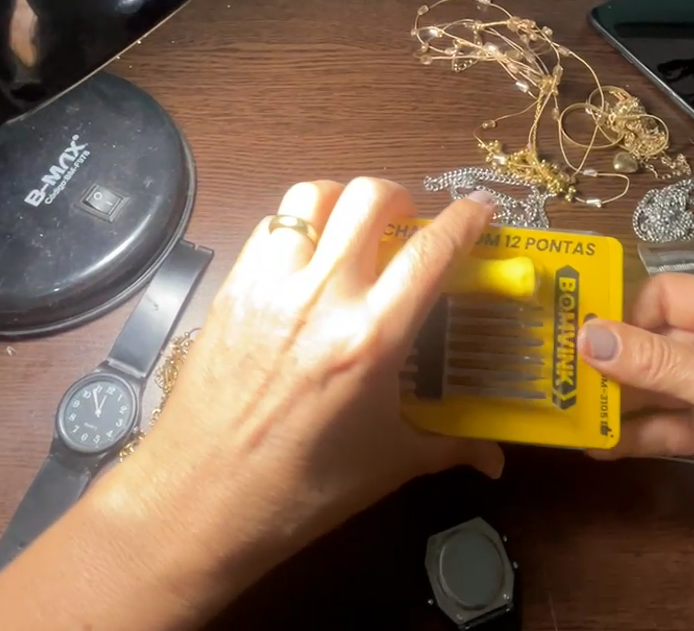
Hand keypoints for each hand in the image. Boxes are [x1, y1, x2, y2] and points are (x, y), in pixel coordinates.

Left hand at [127, 178, 503, 572]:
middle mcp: (322, 294)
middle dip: (399, 195)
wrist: (198, 500)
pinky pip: (270, 225)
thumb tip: (495, 458)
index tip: (481, 205)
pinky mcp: (233, 285)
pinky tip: (304, 257)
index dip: (465, 217)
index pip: (430, 251)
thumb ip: (449, 445)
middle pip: (367, 197)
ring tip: (350, 228)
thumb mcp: (387, 464)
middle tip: (405, 222)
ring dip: (342, 199)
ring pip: (311, 194)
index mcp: (370, 338)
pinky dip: (298, 224)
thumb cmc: (302, 490)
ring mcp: (270, 283)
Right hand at [576, 273, 693, 629]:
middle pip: (652, 340)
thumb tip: (584, 335)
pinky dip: (631, 433)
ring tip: (569, 411)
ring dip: (614, 398)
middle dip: (610, 358)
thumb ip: (658, 362)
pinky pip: (661, 424)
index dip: (624, 311)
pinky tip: (597, 443)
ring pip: (651, 384)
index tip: (579, 334)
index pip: (667, 294)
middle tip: (559, 374)